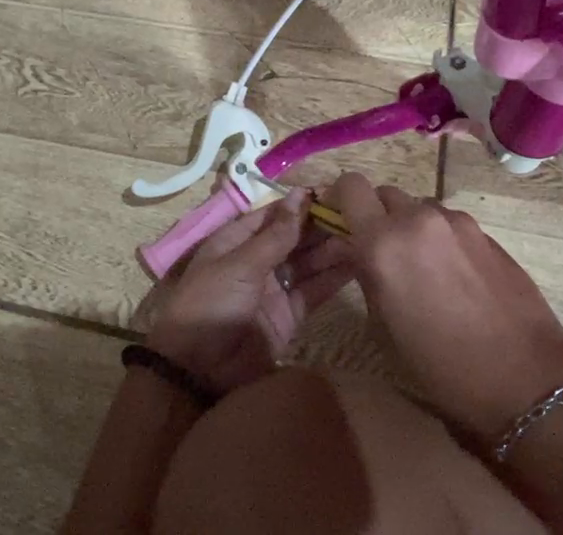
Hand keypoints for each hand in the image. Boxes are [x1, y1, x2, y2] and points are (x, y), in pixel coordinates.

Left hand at [144, 190, 353, 393]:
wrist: (199, 370)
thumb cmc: (211, 303)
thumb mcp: (241, 264)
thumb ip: (276, 234)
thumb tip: (300, 195)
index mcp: (236, 241)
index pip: (273, 215)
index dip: (300, 205)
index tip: (333, 192)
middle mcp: (257, 261)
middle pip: (293, 238)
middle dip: (321, 227)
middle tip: (356, 214)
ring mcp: (274, 289)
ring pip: (307, 263)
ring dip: (331, 250)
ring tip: (363, 235)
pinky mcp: (289, 315)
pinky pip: (313, 291)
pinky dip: (332, 279)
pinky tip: (357, 264)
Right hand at [325, 172, 562, 437]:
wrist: (525, 377)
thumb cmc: (441, 365)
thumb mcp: (383, 326)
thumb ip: (366, 275)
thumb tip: (359, 251)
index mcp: (382, 242)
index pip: (349, 185)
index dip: (340, 199)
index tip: (340, 222)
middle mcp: (417, 219)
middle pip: (384, 194)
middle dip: (376, 216)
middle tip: (381, 252)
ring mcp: (456, 222)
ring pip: (418, 208)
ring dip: (410, 228)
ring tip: (423, 270)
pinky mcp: (485, 233)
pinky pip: (448, 223)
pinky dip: (440, 239)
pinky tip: (455, 278)